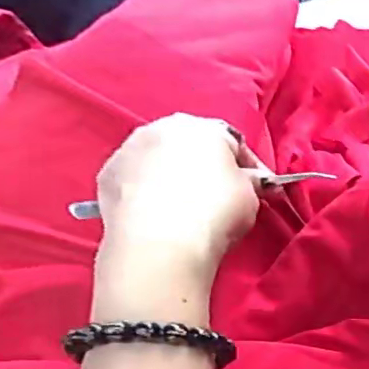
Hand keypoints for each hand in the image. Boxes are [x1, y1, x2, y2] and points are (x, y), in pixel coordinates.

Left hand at [94, 114, 263, 283]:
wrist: (162, 241)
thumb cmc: (216, 210)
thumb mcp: (251, 194)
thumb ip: (251, 181)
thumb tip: (254, 180)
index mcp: (203, 127)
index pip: (234, 141)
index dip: (250, 167)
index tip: (261, 189)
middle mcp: (162, 127)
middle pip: (192, 145)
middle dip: (209, 166)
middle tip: (224, 196)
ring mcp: (129, 149)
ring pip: (161, 159)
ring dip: (176, 176)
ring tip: (189, 206)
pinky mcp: (107, 175)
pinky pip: (137, 179)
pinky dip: (150, 190)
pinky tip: (162, 213)